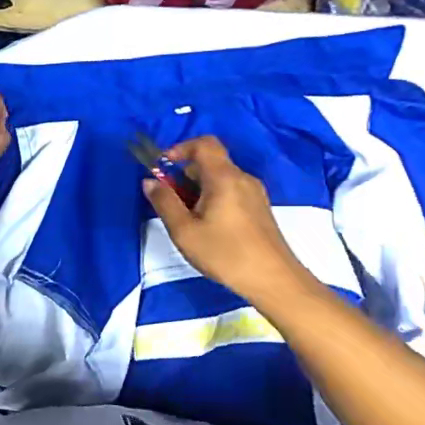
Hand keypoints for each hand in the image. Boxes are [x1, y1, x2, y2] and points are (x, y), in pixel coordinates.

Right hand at [142, 136, 319, 303]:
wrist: (274, 280)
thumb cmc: (225, 253)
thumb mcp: (184, 231)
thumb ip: (164, 202)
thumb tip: (150, 181)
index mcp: (224, 177)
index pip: (204, 144)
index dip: (180, 148)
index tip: (163, 166)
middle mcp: (242, 178)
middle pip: (210, 162)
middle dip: (185, 175)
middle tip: (170, 200)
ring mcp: (254, 193)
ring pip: (220, 178)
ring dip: (198, 188)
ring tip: (187, 217)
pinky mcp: (259, 209)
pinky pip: (231, 191)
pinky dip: (213, 198)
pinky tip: (208, 226)